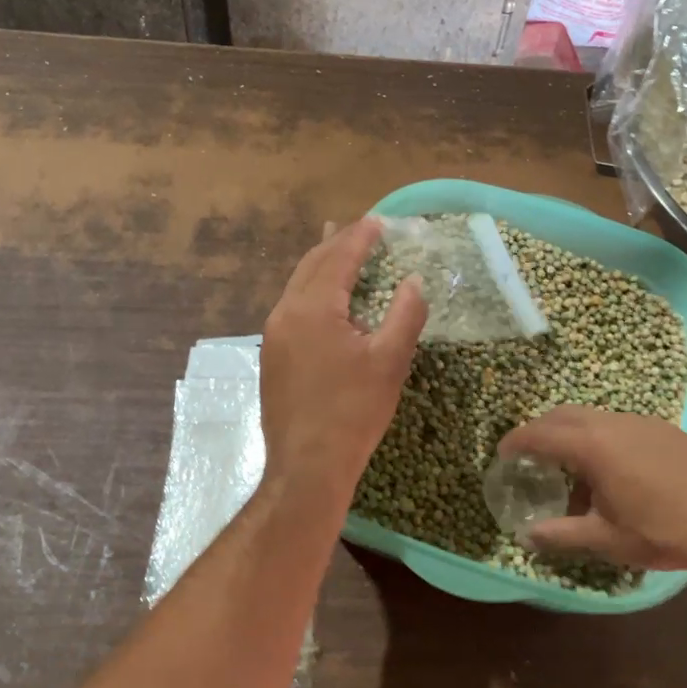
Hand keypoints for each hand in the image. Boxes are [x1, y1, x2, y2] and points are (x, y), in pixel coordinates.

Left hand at [260, 218, 426, 494]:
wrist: (307, 466)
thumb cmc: (353, 412)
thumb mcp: (389, 361)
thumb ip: (405, 314)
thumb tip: (414, 282)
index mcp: (312, 308)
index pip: (338, 258)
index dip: (360, 236)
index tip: (380, 221)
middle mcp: (285, 313)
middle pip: (311, 265)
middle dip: (337, 243)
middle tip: (362, 228)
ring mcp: (273, 336)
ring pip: (298, 286)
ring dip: (322, 266)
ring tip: (339, 249)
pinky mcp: (272, 357)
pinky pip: (293, 308)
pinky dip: (312, 291)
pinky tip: (325, 301)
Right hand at [499, 406, 686, 569]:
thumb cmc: (668, 529)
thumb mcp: (608, 539)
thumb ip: (562, 534)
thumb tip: (527, 536)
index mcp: (593, 444)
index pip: (540, 434)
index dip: (516, 442)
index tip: (501, 454)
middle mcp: (613, 422)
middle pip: (564, 416)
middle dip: (541, 432)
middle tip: (529, 459)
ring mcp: (642, 422)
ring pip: (593, 418)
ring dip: (573, 437)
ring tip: (571, 475)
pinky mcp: (664, 430)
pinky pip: (617, 425)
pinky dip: (599, 440)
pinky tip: (611, 475)